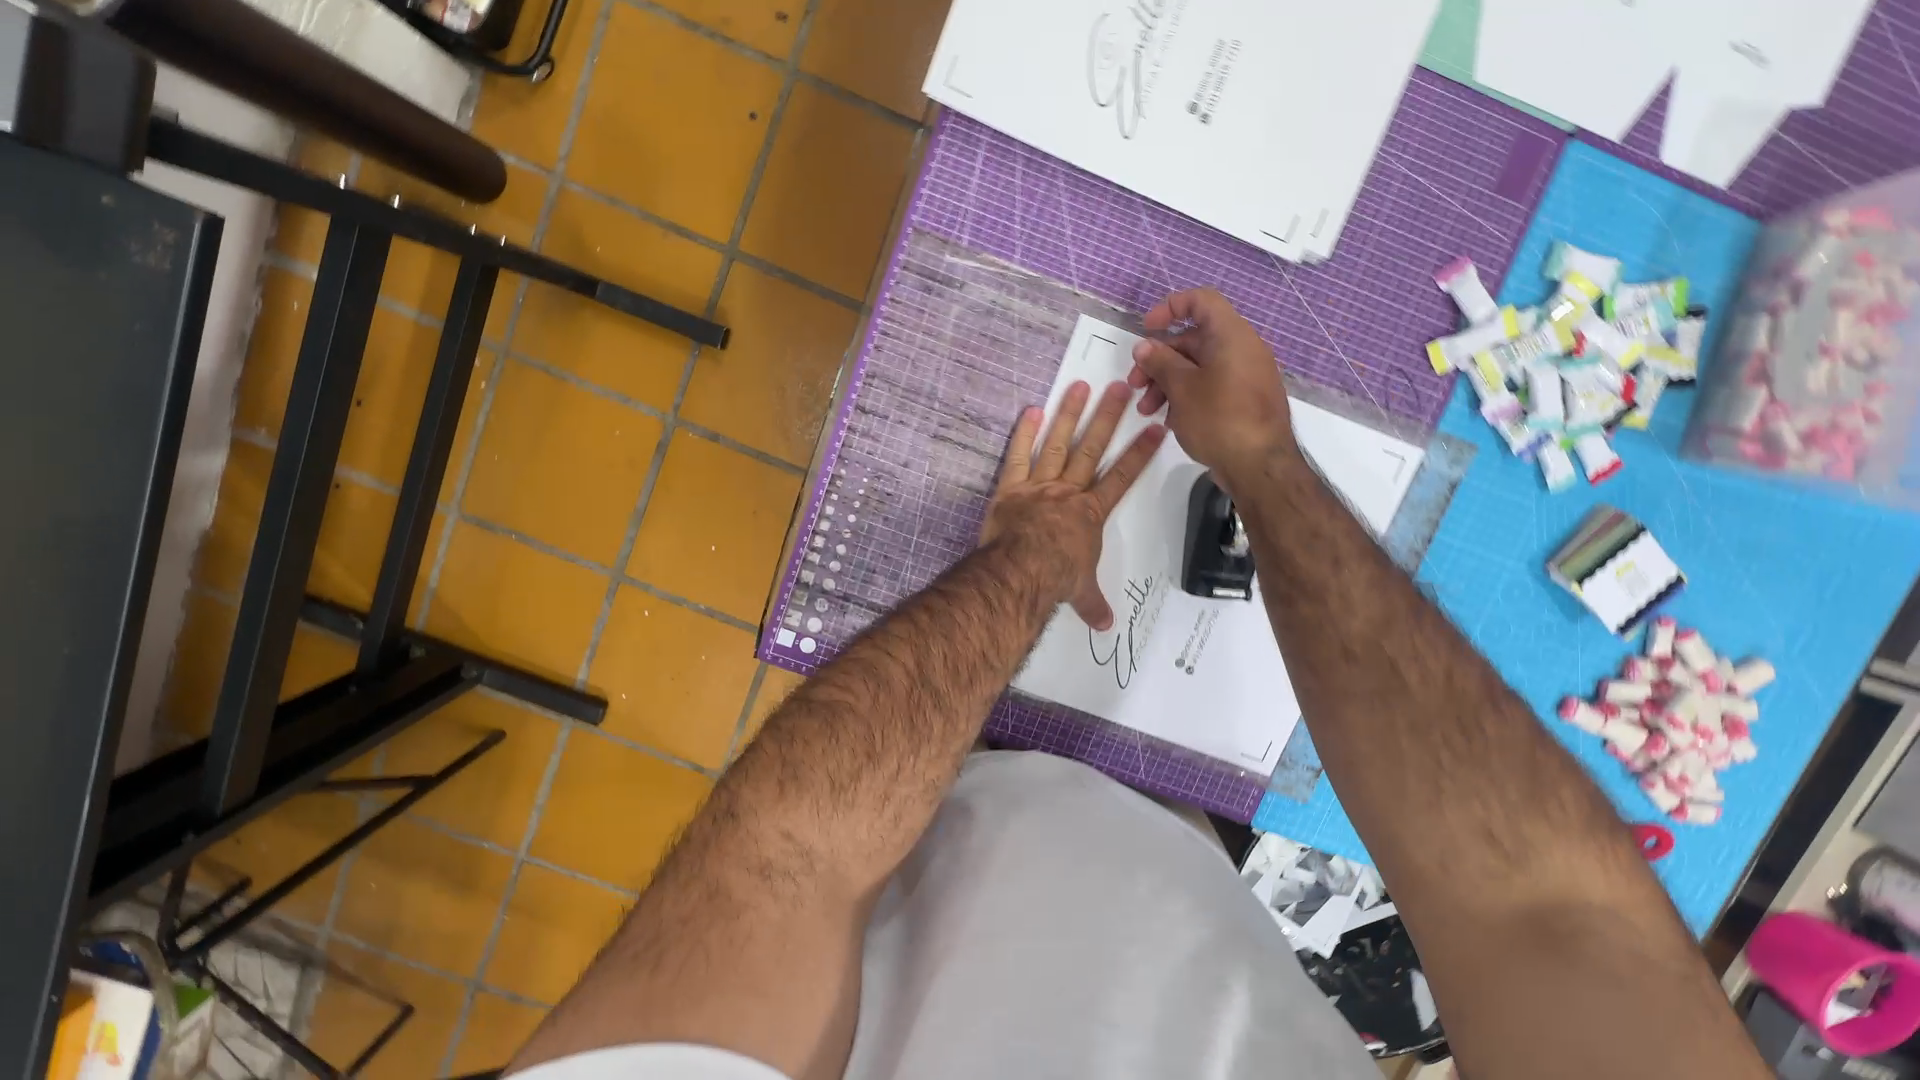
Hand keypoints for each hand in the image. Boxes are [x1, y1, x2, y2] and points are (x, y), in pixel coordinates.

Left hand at [979, 380, 1164, 630]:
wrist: (1022, 571)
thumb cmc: (1057, 578)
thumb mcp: (1080, 592)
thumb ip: (1093, 603)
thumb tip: (1106, 626)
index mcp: (1089, 514)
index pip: (1121, 479)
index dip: (1139, 454)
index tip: (1155, 429)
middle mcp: (1068, 493)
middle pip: (1091, 450)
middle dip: (1108, 418)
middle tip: (1121, 388)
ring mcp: (1039, 487)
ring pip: (1057, 445)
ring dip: (1070, 415)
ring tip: (1081, 385)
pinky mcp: (1010, 488)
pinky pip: (1017, 457)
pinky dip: (1023, 434)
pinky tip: (1031, 410)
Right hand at [1126, 288, 1295, 489]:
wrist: (1260, 466)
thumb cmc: (1219, 419)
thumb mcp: (1181, 388)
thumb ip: (1160, 362)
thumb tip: (1145, 346)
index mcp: (1231, 335)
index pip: (1201, 301)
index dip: (1170, 307)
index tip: (1147, 328)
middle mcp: (1243, 349)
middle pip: (1194, 339)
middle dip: (1160, 359)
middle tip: (1135, 384)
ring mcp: (1246, 376)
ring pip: (1199, 366)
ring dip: (1168, 382)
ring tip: (1147, 409)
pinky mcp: (1245, 400)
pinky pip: (1212, 385)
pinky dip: (1188, 395)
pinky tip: (1170, 420)